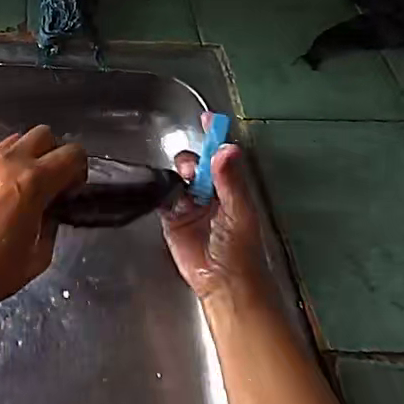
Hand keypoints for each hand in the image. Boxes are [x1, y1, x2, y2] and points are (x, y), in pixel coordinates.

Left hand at [0, 125, 86, 316]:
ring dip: (29, 155)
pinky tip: (3, 192)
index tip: (72, 189)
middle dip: (54, 155)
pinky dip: (8, 163)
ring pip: (19, 139)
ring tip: (25, 186)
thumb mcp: (40, 254)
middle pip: (45, 134)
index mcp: (34, 181)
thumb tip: (51, 212)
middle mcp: (10, 162)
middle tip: (52, 183)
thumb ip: (52, 223)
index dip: (79, 170)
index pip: (73, 153)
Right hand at [162, 117, 270, 304]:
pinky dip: (162, 192)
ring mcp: (190, 205)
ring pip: (178, 178)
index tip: (207, 118)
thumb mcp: (239, 212)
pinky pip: (164, 198)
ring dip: (178, 175)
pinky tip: (167, 194)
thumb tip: (226, 149)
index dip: (213, 135)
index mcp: (230, 186)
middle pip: (196, 163)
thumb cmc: (241, 250)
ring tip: (182, 182)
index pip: (220, 155)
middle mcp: (210, 192)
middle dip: (191, 159)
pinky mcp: (173, 219)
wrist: (225, 285)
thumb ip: (231, 181)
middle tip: (190, 167)